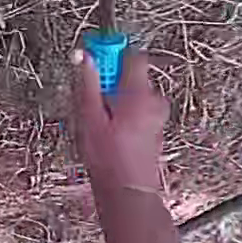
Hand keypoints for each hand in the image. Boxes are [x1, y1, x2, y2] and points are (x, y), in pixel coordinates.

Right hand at [74, 49, 170, 193]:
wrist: (127, 191)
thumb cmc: (109, 157)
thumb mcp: (89, 115)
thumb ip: (88, 82)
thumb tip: (84, 57)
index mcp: (139, 94)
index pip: (132, 54)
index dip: (111, 51)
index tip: (95, 57)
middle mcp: (153, 101)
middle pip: (131, 72)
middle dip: (110, 78)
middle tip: (91, 94)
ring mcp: (157, 114)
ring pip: (133, 89)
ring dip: (115, 95)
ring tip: (97, 115)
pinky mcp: (155, 125)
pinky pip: (138, 104)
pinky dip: (123, 107)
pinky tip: (109, 126)